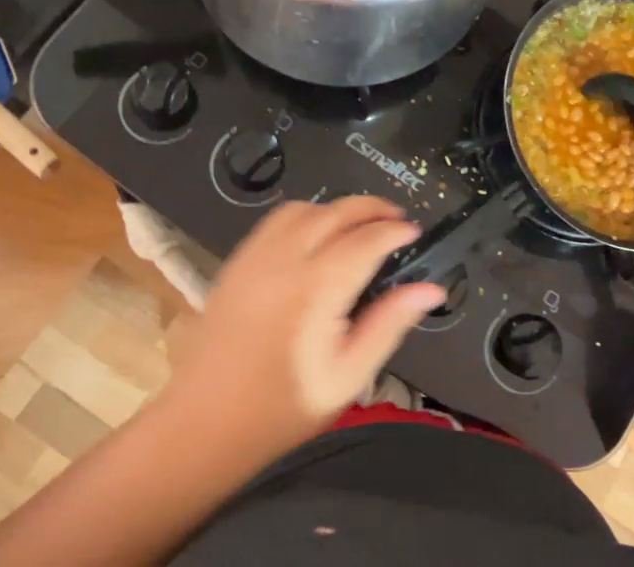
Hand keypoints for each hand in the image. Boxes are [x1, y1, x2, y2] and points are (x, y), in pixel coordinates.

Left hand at [164, 197, 445, 457]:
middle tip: (396, 221)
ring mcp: (254, 257)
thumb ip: (388, 325)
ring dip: (336, 209)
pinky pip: (274, 221)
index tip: (416, 234)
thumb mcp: (347, 377)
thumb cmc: (282, 409)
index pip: (366, 239)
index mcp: (316, 288)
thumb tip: (430, 290)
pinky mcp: (235, 263)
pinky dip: (305, 217)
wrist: (203, 425)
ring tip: (358, 228)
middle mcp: (284, 260)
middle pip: (335, 212)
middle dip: (372, 209)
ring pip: (303, 208)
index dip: (395, 231)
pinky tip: (316, 240)